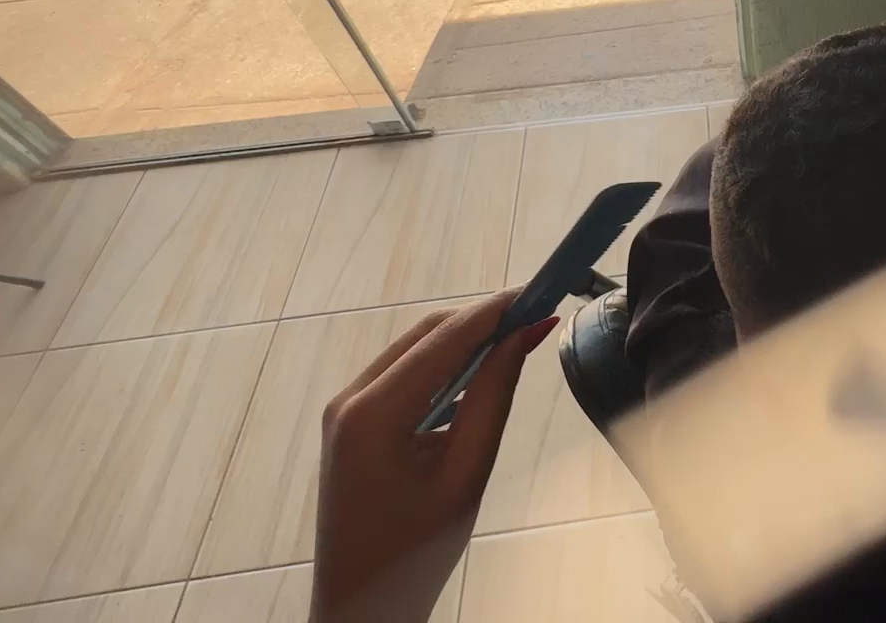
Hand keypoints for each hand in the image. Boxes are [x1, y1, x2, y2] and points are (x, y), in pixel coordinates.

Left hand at [311, 290, 559, 622]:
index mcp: (373, 413)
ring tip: (516, 338)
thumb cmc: (417, 551)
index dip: (495, 309)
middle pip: (428, 334)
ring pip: (417, 347)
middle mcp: (351, 399)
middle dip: (483, 319)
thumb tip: (525, 333)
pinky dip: (446, 363)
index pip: (445, 337)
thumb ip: (495, 393)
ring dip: (466, 339)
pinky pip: (406, 371)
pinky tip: (479, 373)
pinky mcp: (353, 420)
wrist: (360, 610)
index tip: (539, 293)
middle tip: (535, 316)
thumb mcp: (468, 470)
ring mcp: (346, 408)